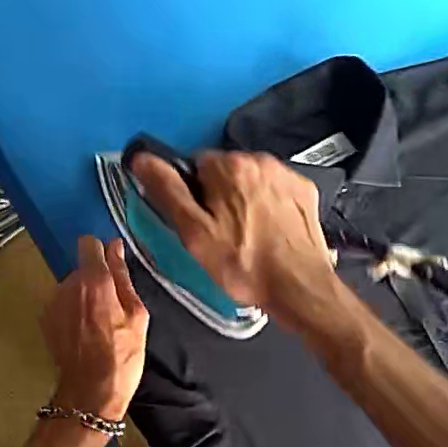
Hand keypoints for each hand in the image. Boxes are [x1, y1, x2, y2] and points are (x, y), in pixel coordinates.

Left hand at [40, 236, 148, 421]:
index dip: (101, 251)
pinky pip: (62, 304)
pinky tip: (84, 333)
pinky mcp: (45, 319)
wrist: (90, 392)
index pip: (89, 244)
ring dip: (83, 297)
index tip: (110, 263)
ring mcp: (53, 302)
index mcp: (94, 280)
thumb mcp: (136, 315)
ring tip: (99, 324)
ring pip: (71, 287)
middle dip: (95, 280)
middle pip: (81, 268)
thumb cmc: (122, 355)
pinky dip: (72, 312)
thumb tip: (115, 248)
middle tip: (112, 307)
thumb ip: (123, 277)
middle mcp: (68, 285)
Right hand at [130, 149, 339, 315]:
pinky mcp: (306, 190)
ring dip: (244, 198)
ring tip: (247, 234)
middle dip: (218, 194)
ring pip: (250, 179)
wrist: (299, 288)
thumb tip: (141, 159)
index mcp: (229, 166)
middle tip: (221, 231)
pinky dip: (269, 203)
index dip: (192, 193)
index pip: (195, 165)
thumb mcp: (194, 232)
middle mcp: (260, 160)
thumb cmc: (242, 263)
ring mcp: (287, 174)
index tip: (198, 220)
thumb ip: (167, 190)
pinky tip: (270, 230)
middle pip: (224, 170)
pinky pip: (275, 188)